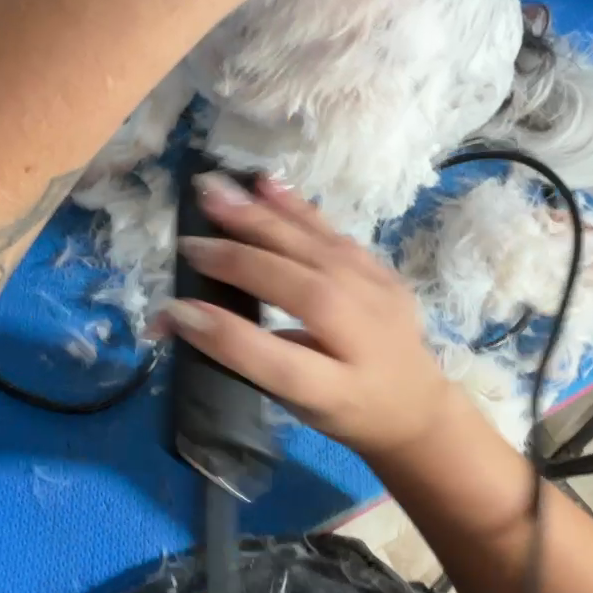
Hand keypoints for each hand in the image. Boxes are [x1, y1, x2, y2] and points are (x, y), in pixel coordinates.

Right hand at [158, 173, 468, 458]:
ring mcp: (379, 298)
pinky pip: (334, 234)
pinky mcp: (381, 271)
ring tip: (216, 194)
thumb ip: (239, 359)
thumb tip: (176, 317)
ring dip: (261, 219)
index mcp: (335, 390)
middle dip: (239, 262)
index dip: (226, 335)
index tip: (175, 309)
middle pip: (301, 293)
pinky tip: (263, 183)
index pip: (278, 362)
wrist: (417, 405)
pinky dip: (296, 206)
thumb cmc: (340, 409)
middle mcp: (363, 339)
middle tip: (187, 242)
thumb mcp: (290, 403)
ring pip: (317, 252)